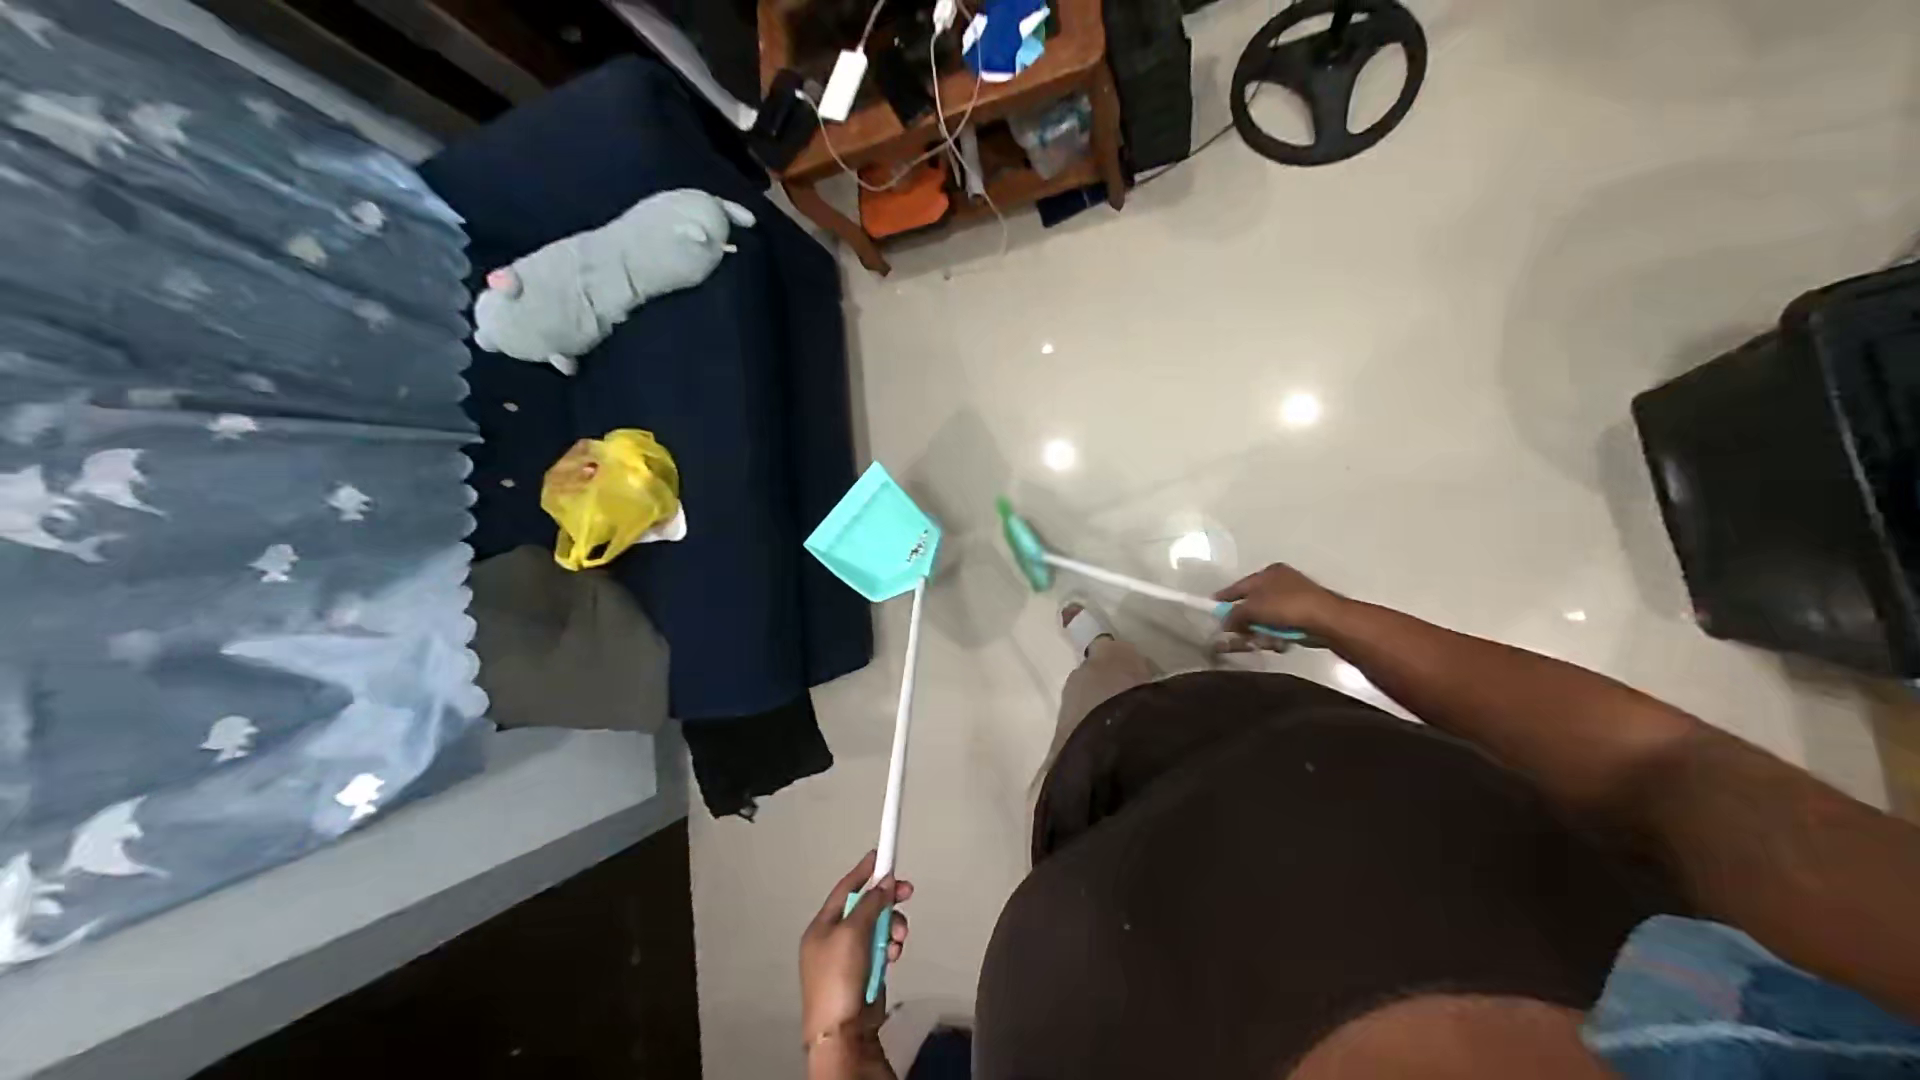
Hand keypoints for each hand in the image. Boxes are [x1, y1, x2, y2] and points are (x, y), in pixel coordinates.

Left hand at [799, 850, 913, 1046]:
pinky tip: (894, 953)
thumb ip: (871, 903)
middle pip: (866, 907)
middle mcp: (835, 939)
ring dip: (892, 927)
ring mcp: (850, 957)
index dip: (864, 872)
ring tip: (899, 937)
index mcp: (822, 926)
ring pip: (878, 927)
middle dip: (886, 901)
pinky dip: (891, 947)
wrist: (843, 1033)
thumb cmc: (838, 978)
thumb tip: (884, 883)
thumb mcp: (852, 932)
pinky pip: (883, 948)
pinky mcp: (866, 972)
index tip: (882, 855)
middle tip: (907, 891)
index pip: (846, 889)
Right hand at [1214, 563, 1348, 636]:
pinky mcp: (1305, 615)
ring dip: (1260, 630)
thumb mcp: (1253, 608)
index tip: (1212, 605)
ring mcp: (1295, 598)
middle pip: (1253, 603)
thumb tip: (1224, 622)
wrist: (1326, 620)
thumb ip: (1234, 614)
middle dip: (1244, 620)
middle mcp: (1282, 581)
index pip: (1240, 585)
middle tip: (1235, 632)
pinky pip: (1281, 625)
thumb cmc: (1286, 606)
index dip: (1225, 596)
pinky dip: (1275, 634)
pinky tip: (1275, 642)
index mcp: (1269, 573)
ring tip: (1257, 641)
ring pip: (1267, 617)